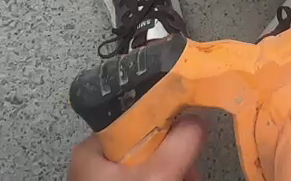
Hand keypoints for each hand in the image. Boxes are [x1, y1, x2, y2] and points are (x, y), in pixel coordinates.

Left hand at [65, 116, 204, 180]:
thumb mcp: (159, 176)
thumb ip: (181, 142)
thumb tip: (198, 118)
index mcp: (92, 150)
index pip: (135, 117)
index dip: (166, 122)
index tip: (189, 134)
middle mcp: (94, 165)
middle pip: (144, 146)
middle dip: (175, 159)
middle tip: (193, 173)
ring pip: (147, 171)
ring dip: (174, 175)